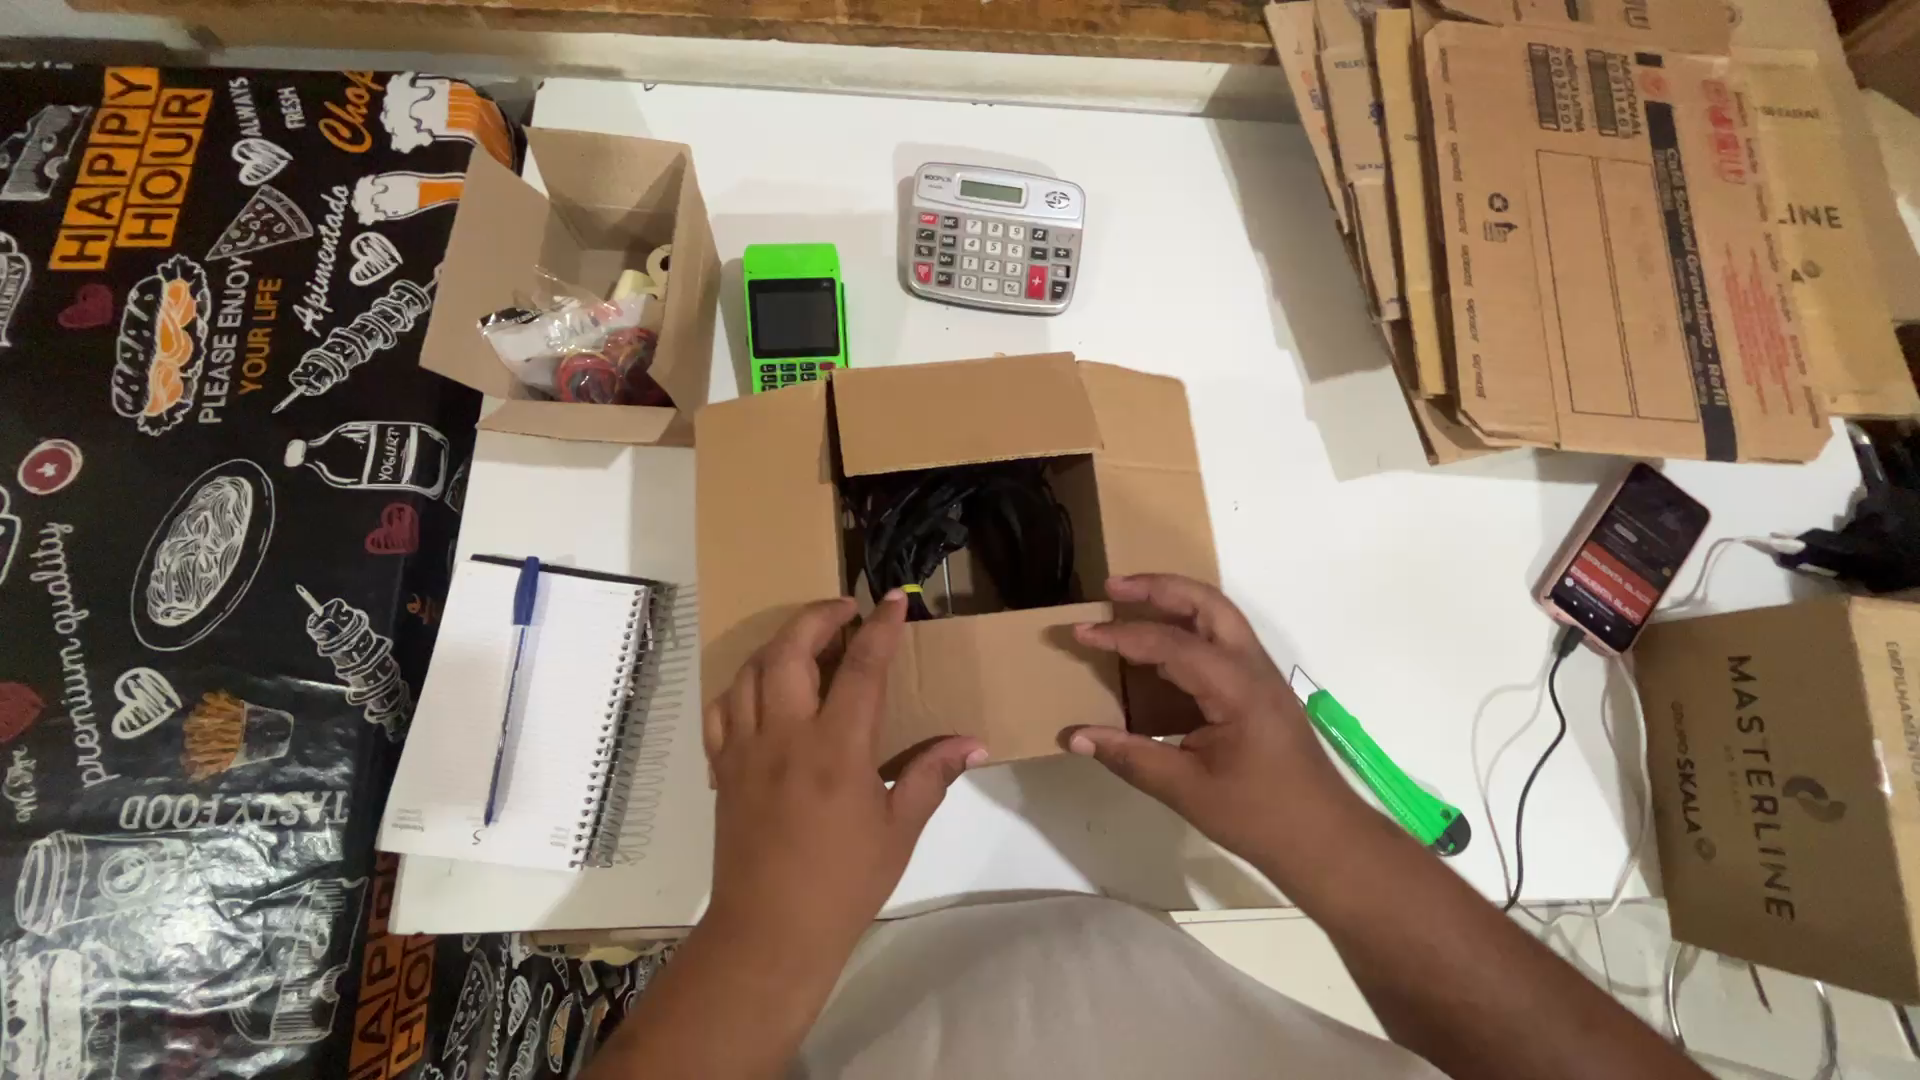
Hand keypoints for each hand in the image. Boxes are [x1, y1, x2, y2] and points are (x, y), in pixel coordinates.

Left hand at [704, 591, 985, 952]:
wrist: (769, 932)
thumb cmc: (843, 883)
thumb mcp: (900, 830)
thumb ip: (931, 775)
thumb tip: (973, 744)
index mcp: (836, 749)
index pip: (862, 667)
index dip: (880, 627)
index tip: (893, 599)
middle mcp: (785, 735)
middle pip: (790, 649)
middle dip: (818, 615)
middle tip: (844, 609)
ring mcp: (745, 749)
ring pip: (751, 670)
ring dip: (781, 644)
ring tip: (807, 642)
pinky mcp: (722, 768)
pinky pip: (722, 708)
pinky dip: (742, 685)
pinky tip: (763, 691)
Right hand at [1066, 574, 1364, 876]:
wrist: (1327, 840)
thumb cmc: (1261, 816)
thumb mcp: (1187, 790)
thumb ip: (1129, 756)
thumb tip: (1074, 737)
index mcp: (1237, 688)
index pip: (1171, 644)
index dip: (1121, 635)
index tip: (1079, 632)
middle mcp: (1253, 667)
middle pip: (1207, 603)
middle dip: (1157, 587)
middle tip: (1111, 587)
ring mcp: (1261, 675)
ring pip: (1218, 615)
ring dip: (1174, 601)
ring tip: (1129, 602)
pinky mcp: (1259, 688)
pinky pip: (1220, 640)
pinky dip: (1185, 628)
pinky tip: (1157, 649)